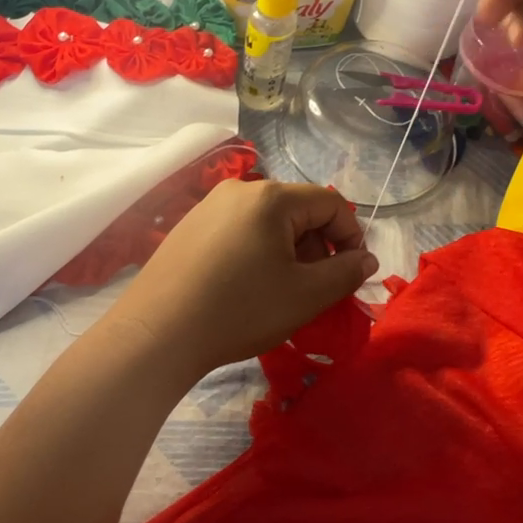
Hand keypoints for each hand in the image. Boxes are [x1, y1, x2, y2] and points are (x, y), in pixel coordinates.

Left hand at [103, 181, 377, 377]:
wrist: (157, 333)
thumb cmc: (239, 310)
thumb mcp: (305, 296)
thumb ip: (345, 273)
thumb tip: (366, 259)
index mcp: (272, 197)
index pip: (330, 203)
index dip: (350, 238)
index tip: (350, 275)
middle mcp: (240, 189)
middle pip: (298, 210)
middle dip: (316, 247)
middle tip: (313, 290)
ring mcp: (209, 205)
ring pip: (268, 222)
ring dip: (287, 252)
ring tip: (279, 293)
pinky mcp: (189, 226)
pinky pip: (239, 230)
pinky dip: (256, 253)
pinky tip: (244, 288)